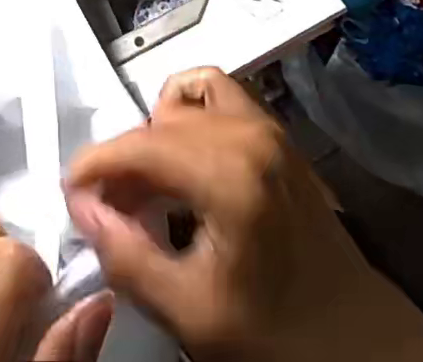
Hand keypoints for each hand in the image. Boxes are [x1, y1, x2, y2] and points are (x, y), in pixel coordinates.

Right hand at [64, 68, 422, 361]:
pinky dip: (192, 109)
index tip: (71, 190)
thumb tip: (84, 206)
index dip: (97, 162)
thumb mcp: (189, 310)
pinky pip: (222, 94)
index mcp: (230, 174)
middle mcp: (250, 133)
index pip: (143, 144)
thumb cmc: (272, 328)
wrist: (351, 329)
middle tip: (107, 204)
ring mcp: (270, 126)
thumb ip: (127, 254)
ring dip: (158, 129)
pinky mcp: (278, 132)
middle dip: (125, 156)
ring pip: (190, 95)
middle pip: (162, 121)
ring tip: (146, 180)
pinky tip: (183, 156)